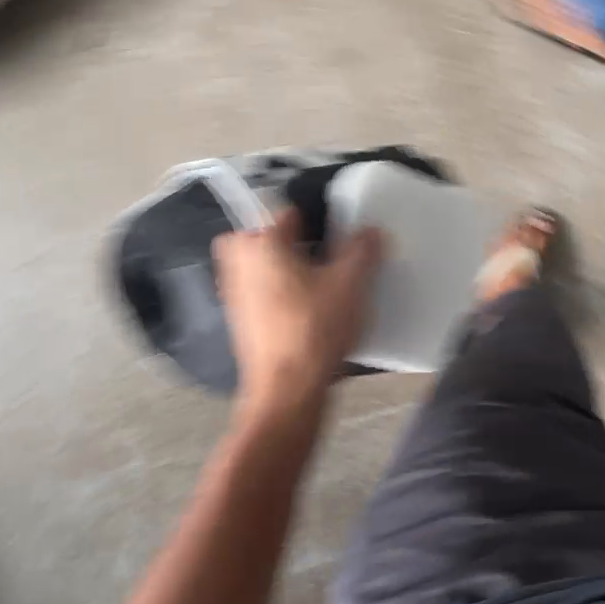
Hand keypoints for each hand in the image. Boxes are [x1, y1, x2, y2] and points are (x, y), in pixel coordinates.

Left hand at [212, 210, 383, 410]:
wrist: (287, 390)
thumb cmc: (314, 329)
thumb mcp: (351, 283)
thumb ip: (363, 249)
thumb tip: (370, 231)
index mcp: (262, 243)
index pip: (291, 214)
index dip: (321, 221)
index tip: (341, 237)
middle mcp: (239, 264)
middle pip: (268, 239)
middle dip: (293, 244)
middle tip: (322, 258)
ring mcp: (235, 295)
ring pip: (264, 268)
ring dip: (288, 271)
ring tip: (322, 287)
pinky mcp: (241, 322)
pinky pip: (263, 295)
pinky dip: (282, 297)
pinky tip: (310, 314)